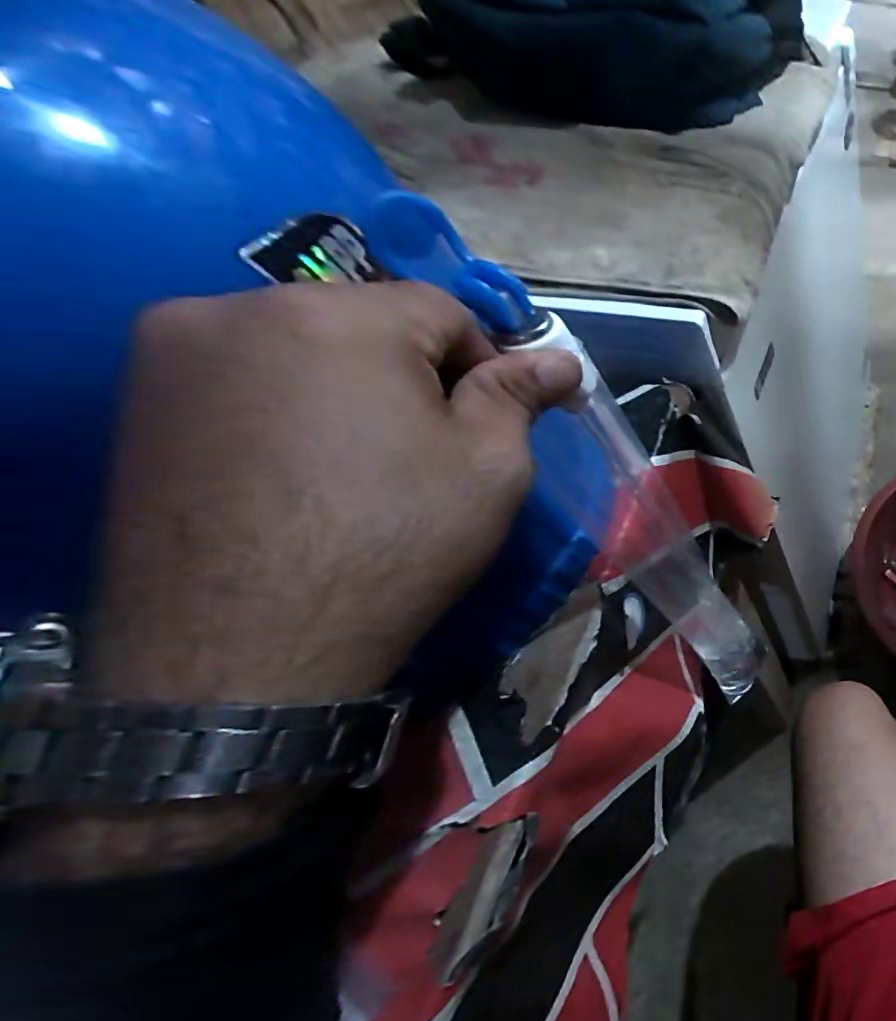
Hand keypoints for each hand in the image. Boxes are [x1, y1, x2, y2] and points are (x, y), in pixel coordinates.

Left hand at [83, 282, 578, 704]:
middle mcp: (236, 309)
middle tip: (439, 447)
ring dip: (356, 388)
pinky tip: (311, 471)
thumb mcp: (491, 466)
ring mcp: (171, 354)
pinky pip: (250, 377)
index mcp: (337, 318)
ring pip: (306, 347)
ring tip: (372, 464)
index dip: (488, 361)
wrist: (253, 641)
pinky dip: (297, 407)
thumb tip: (559, 360)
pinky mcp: (140, 402)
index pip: (442, 308)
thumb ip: (518, 396)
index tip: (499, 421)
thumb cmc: (398, 540)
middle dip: (419, 373)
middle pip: (369, 320)